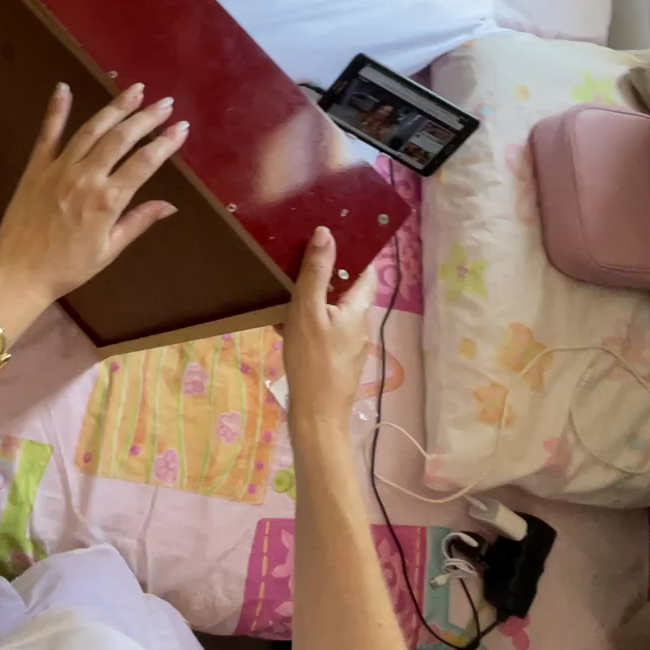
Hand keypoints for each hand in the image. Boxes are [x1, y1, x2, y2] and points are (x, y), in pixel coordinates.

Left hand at [0, 82, 188, 329]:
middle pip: (121, 138)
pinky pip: (47, 133)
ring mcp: (59, 168)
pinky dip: (56, 109)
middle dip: (146, 118)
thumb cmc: (67, 267)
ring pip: (92, 129)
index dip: (166, 143)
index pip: (144, 163)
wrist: (18, 272)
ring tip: (135, 90)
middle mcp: (86, 177)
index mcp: (107, 200)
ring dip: (115, 108)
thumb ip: (138, 221)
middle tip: (165, 103)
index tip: (182, 127)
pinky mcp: (36, 166)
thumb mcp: (109, 250)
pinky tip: (64, 88)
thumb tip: (170, 205)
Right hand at [279, 226, 381, 433]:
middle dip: (326, 278)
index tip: (335, 240)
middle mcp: (360, 326)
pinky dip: (307, 324)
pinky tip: (283, 329)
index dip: (356, 255)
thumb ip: (316, 273)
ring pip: (332, 313)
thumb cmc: (313, 360)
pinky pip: (323, 332)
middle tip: (299, 263)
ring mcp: (349, 346)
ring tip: (284, 295)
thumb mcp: (308, 310)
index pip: (367, 274)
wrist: (316, 416)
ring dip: (313, 302)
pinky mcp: (336, 362)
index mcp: (358, 310)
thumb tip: (326, 233)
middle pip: (346, 293)